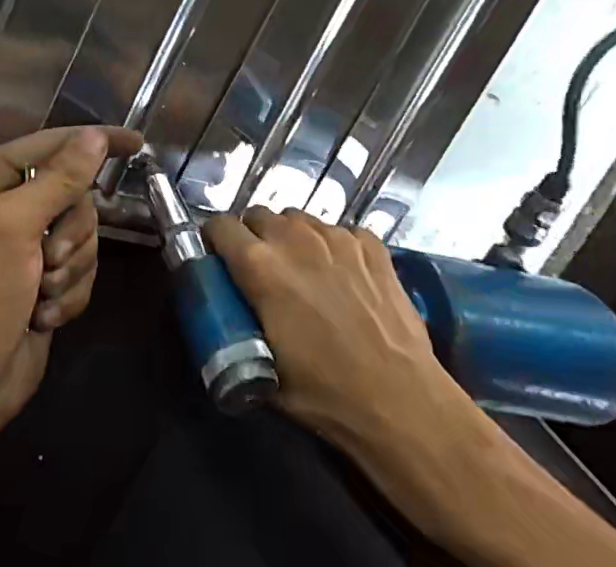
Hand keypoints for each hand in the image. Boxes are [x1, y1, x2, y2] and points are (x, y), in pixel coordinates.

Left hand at [0, 125, 141, 565]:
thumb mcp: (16, 228)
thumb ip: (60, 179)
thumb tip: (94, 137)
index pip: (50, 143)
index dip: (94, 141)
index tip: (137, 143)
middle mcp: (2, 201)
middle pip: (74, 192)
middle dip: (71, 233)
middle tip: (47, 261)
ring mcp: (24, 240)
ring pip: (83, 231)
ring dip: (70, 268)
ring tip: (40, 294)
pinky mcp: (41, 274)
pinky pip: (81, 265)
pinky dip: (70, 291)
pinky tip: (43, 315)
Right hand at [204, 209, 615, 566]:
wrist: (400, 400)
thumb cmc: (323, 391)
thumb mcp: (261, 362)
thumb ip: (239, 322)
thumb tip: (230, 313)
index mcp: (260, 265)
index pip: (219, 225)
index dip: (214, 239)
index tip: (218, 255)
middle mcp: (294, 238)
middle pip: (259, 214)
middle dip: (254, 235)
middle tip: (262, 267)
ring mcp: (337, 237)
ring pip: (299, 218)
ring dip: (293, 237)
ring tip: (304, 268)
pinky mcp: (372, 245)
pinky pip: (341, 231)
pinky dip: (336, 246)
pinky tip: (345, 274)